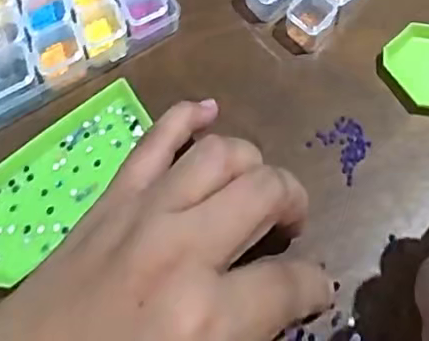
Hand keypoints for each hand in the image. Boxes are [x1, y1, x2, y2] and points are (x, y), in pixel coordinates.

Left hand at [0, 99, 332, 340]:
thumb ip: (239, 337)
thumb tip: (279, 311)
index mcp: (205, 319)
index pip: (289, 286)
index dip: (315, 285)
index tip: (317, 288)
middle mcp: (183, 248)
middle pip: (264, 191)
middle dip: (293, 202)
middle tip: (293, 224)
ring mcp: (143, 210)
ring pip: (219, 153)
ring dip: (251, 161)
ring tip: (259, 183)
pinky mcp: (112, 195)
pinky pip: (156, 138)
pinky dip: (186, 116)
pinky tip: (209, 111)